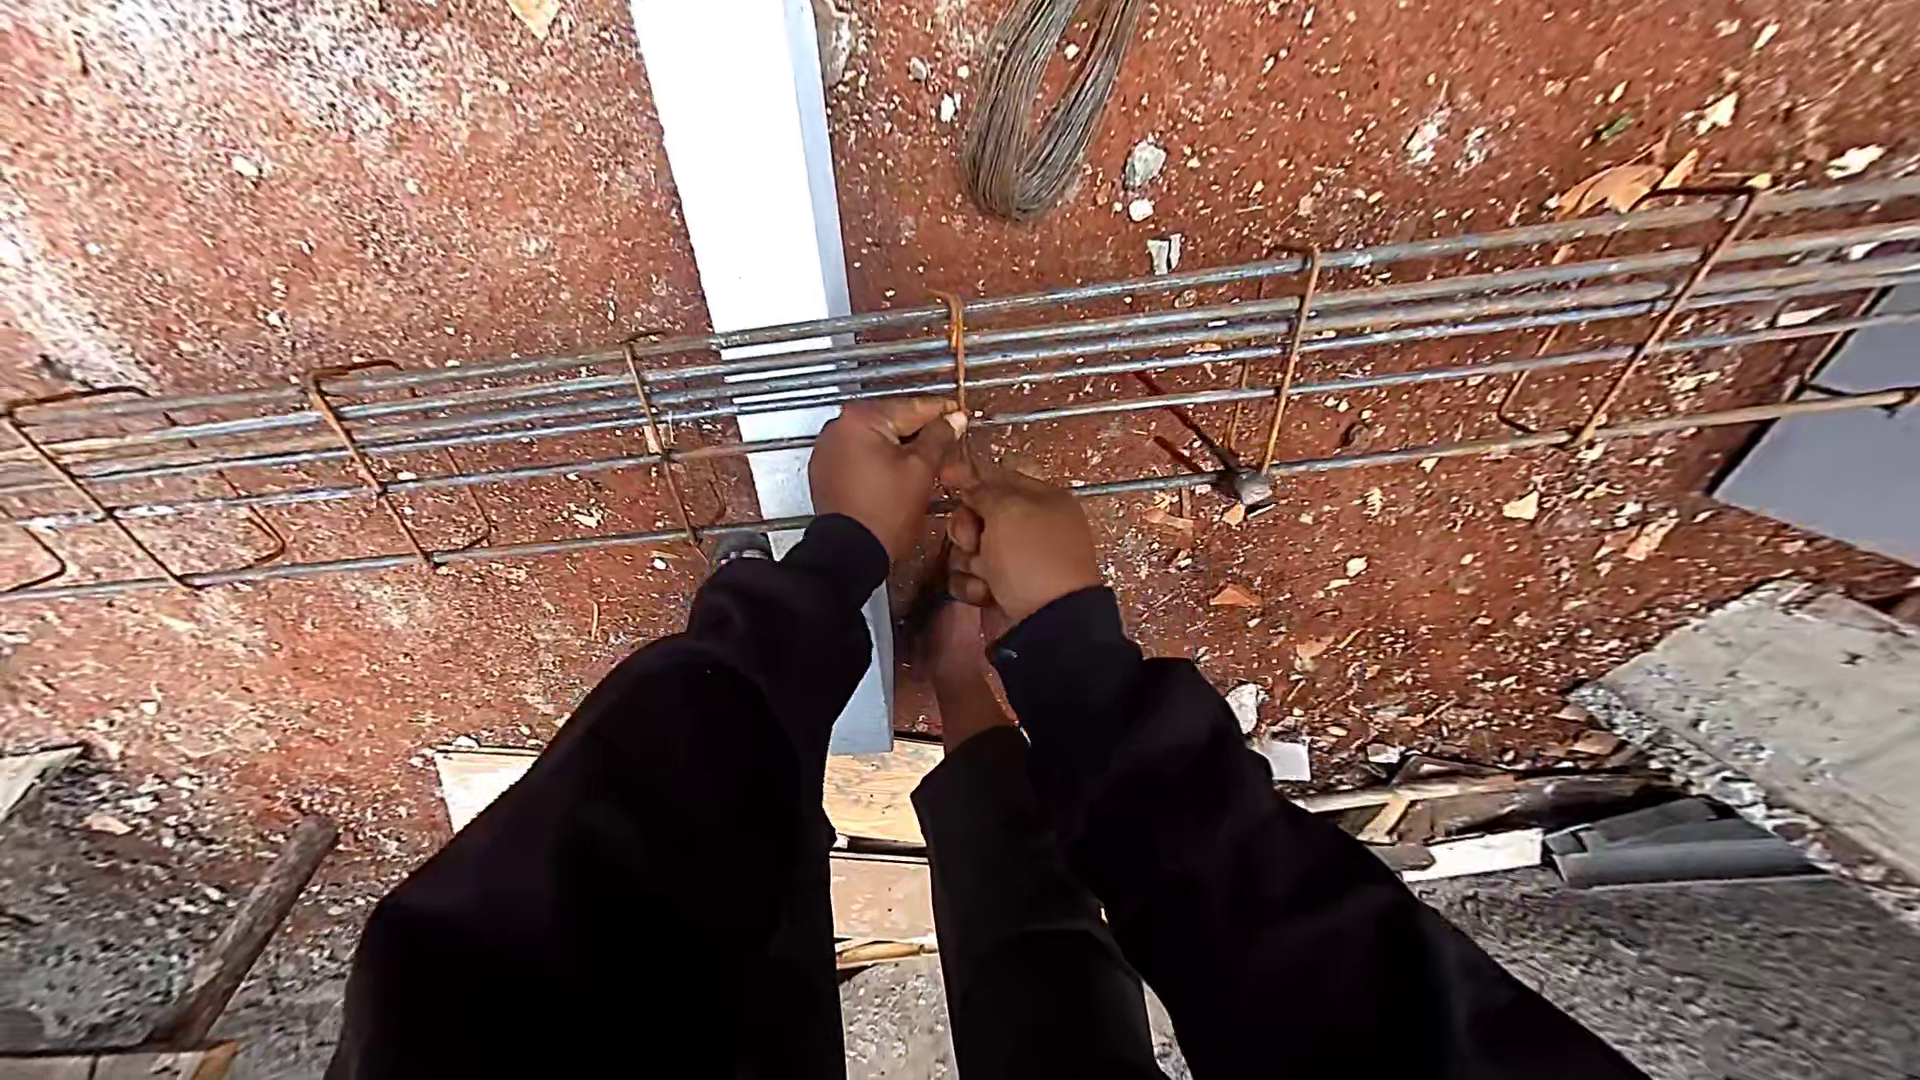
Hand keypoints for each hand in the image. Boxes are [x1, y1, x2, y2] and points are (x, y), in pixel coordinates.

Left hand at [810, 397, 965, 559]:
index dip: (940, 413)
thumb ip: (939, 438)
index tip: (957, 415)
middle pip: (893, 423)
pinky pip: (862, 458)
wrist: (851, 554)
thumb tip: (953, 420)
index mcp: (860, 419)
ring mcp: (829, 451)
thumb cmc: (884, 514)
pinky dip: (883, 463)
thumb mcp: (921, 470)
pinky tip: (902, 478)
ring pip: (878, 441)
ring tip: (930, 467)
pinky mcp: (828, 472)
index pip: (911, 406)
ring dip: (904, 451)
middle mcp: (838, 428)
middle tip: (950, 446)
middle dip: (923, 436)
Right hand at [942, 458, 1102, 627]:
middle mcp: (1027, 529)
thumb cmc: (1032, 557)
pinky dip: (973, 586)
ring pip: (968, 548)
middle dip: (967, 527)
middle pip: (977, 514)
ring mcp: (1013, 561)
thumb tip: (972, 483)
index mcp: (1042, 502)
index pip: (1001, 478)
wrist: (1046, 623)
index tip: (945, 477)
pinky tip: (986, 594)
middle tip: (972, 541)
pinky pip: (969, 578)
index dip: (972, 476)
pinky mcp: (998, 589)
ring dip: (970, 561)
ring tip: (985, 574)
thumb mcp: (1010, 511)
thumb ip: (985, 490)